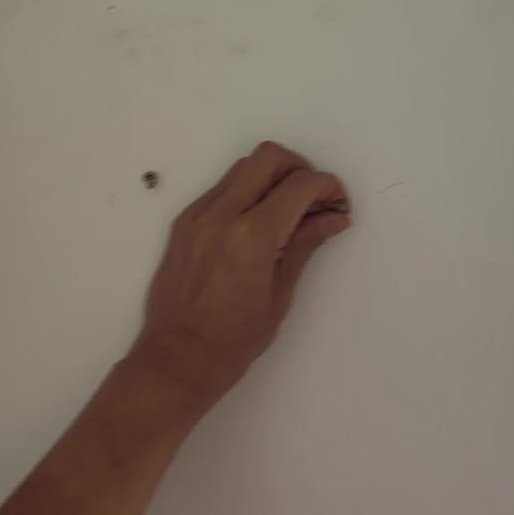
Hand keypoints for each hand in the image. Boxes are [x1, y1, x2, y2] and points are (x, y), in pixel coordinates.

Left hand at [125, 141, 352, 406]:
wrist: (176, 357)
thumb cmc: (234, 339)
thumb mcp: (280, 293)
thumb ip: (306, 244)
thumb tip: (335, 217)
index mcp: (251, 235)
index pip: (298, 185)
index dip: (326, 186)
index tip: (338, 203)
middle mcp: (222, 212)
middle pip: (268, 157)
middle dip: (299, 168)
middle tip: (313, 198)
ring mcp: (199, 212)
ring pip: (243, 167)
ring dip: (271, 177)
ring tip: (287, 211)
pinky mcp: (185, 219)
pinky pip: (222, 188)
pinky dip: (246, 192)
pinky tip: (257, 223)